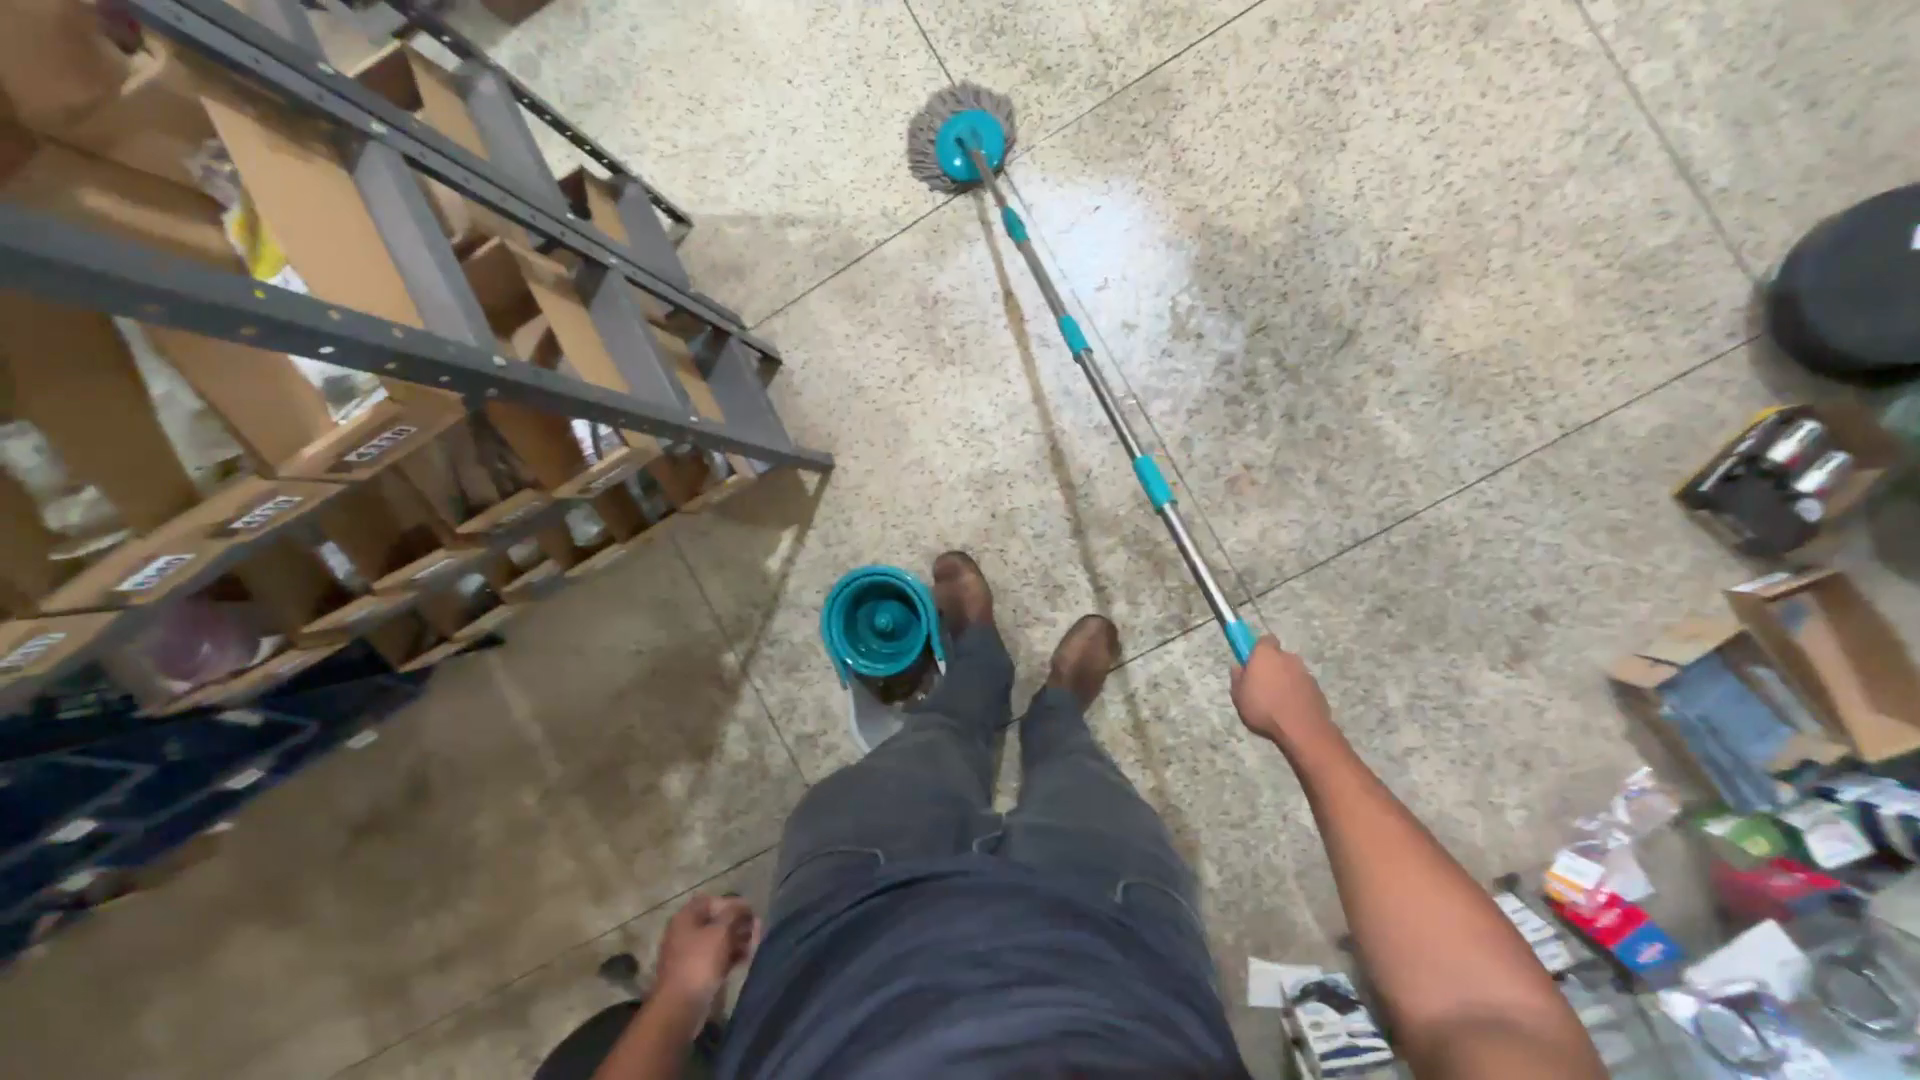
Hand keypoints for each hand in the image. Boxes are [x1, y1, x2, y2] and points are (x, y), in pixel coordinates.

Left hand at [653, 894, 760, 1014]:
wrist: (681, 1006)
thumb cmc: (700, 961)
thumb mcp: (720, 931)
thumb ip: (734, 913)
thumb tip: (744, 905)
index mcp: (685, 918)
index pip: (710, 901)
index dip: (730, 902)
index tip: (749, 911)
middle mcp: (685, 933)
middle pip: (715, 921)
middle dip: (737, 923)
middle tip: (756, 928)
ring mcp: (689, 955)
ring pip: (717, 941)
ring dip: (736, 940)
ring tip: (756, 943)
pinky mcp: (696, 973)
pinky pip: (716, 958)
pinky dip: (730, 956)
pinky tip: (746, 959)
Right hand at [1230, 636, 1331, 744]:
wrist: (1301, 728)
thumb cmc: (1264, 708)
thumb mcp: (1239, 696)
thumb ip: (1237, 678)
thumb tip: (1238, 666)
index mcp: (1266, 654)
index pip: (1264, 640)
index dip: (1258, 649)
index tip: (1252, 663)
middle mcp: (1288, 657)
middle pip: (1279, 656)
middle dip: (1272, 666)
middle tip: (1262, 684)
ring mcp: (1305, 672)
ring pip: (1291, 671)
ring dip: (1285, 680)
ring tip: (1277, 700)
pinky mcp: (1317, 687)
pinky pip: (1302, 685)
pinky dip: (1297, 692)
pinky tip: (1291, 708)